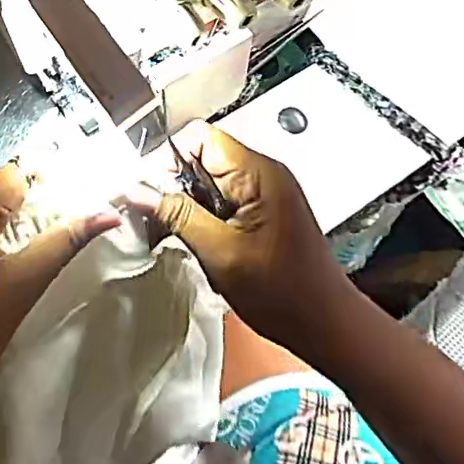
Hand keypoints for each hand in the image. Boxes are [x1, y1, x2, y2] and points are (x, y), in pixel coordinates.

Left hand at [0, 164, 119, 453]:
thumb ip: (67, 239)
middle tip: (38, 247)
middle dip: (26, 207)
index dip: (46, 196)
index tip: (60, 224)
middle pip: (1, 182)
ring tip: (15, 256)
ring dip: (5, 216)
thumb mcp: (23, 285)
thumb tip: (109, 213)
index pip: (20, 174)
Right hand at [153, 126, 357, 359]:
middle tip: (160, 220)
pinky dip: (204, 218)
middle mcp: (261, 173)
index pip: (201, 136)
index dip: (170, 158)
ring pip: (208, 181)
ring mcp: (263, 192)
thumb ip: (178, 216)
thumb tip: (137, 191)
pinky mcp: (261, 210)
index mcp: (257, 173)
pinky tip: (201, 244)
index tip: (153, 191)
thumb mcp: (221, 254)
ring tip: (181, 237)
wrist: (327, 326)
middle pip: (202, 157)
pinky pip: (222, 200)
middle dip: (176, 185)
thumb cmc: (283, 293)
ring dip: (189, 205)